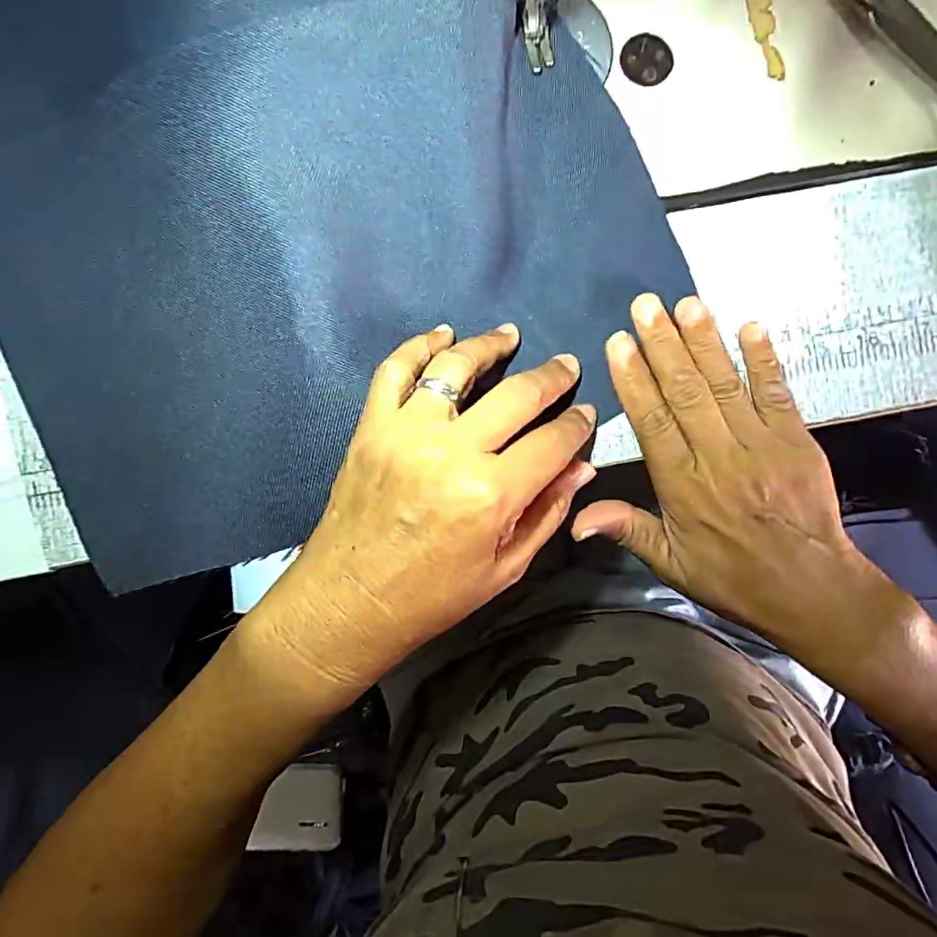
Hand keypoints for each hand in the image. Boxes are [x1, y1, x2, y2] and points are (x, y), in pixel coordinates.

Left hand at [245, 323, 598, 708]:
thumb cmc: (432, 597)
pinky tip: (441, 335)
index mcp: (490, 495)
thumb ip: (547, 512)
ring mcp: (406, 432)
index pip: (552, 442)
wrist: (350, 600)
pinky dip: (418, 346)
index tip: (586, 414)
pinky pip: (394, 371)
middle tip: (566, 366)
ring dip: (487, 345)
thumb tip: (581, 466)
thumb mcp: (504, 569)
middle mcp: (451, 452)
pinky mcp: (372, 426)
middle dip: (551, 377)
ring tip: (508, 335)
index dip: (577, 425)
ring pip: (454, 367)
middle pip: (516, 396)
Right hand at [572, 294, 899, 659]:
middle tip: (646, 304)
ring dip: (705, 342)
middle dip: (664, 345)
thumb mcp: (672, 564)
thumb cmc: (733, 577)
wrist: (814, 591)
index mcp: (683, 486)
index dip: (634, 380)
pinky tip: (751, 327)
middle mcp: (719, 457)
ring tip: (687, 303)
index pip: (653, 423)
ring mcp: (761, 445)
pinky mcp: (796, 441)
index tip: (619, 342)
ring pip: (726, 386)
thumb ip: (627, 530)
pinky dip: (764, 360)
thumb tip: (575, 519)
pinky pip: (778, 394)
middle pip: (686, 393)